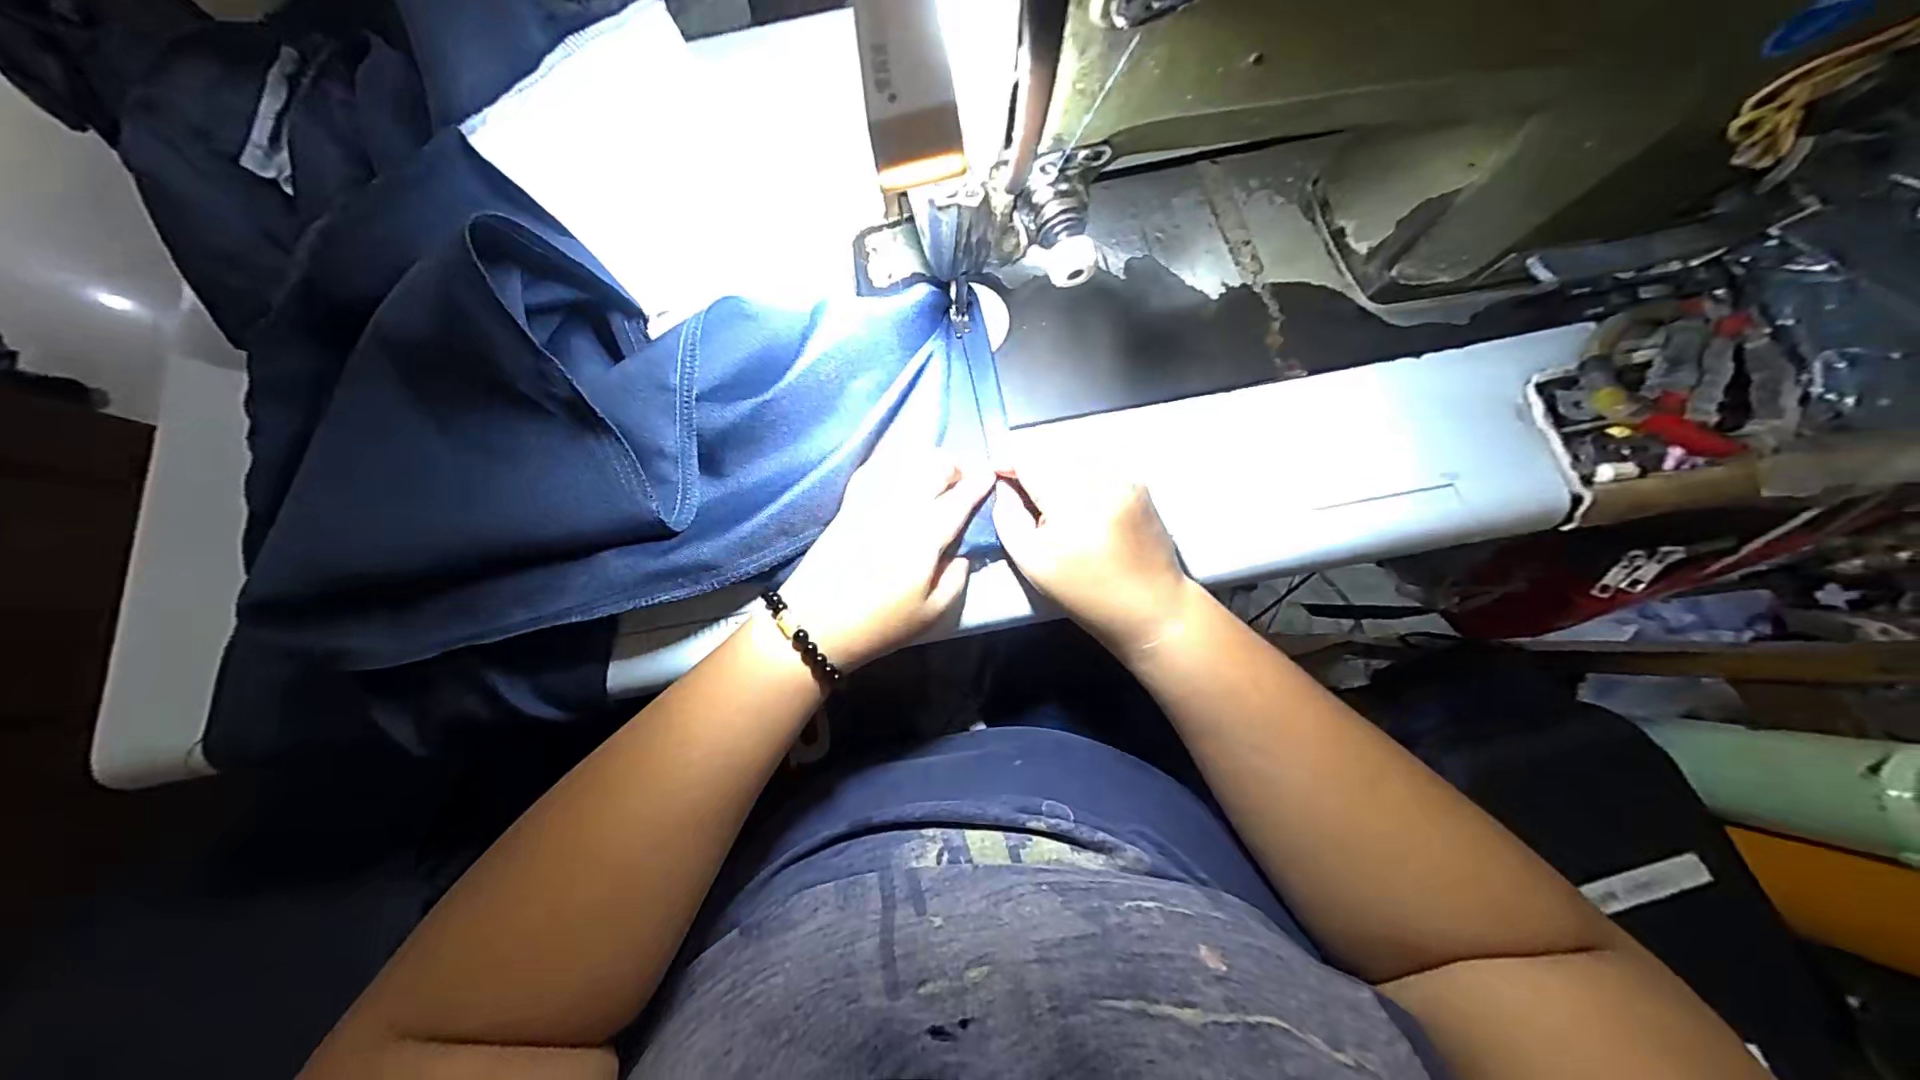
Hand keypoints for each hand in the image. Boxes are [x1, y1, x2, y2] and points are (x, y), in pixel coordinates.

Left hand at [776, 451, 992, 670]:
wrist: (815, 622)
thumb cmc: (879, 623)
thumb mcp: (932, 612)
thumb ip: (958, 577)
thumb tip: (964, 552)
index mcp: (925, 534)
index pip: (960, 496)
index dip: (979, 481)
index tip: (990, 474)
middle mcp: (900, 506)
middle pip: (934, 464)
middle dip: (955, 464)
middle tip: (962, 479)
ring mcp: (871, 499)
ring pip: (906, 458)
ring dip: (928, 458)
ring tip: (936, 473)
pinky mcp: (849, 501)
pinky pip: (877, 466)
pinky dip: (896, 460)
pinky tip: (902, 469)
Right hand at [991, 454, 1199, 657]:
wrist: (1153, 606)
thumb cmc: (1086, 594)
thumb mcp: (1033, 564)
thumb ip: (1009, 518)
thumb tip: (1003, 486)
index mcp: (1073, 503)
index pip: (1029, 458)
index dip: (1008, 463)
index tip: (998, 478)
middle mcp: (1101, 480)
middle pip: (1052, 450)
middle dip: (1032, 466)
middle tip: (1023, 494)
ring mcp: (1124, 478)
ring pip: (1075, 454)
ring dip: (1055, 468)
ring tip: (1051, 499)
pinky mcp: (1138, 483)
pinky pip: (1097, 464)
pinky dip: (1079, 474)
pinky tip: (1079, 502)